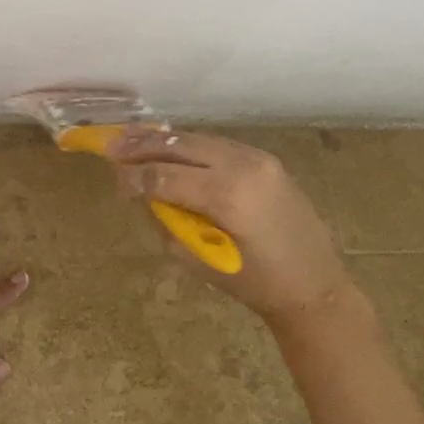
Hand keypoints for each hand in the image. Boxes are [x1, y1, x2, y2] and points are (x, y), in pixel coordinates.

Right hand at [108, 127, 346, 321]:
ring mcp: (257, 158)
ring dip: (162, 140)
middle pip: (180, 146)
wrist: (313, 285)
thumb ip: (168, 222)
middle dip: (142, 145)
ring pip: (198, 139)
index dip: (134, 176)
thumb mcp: (200, 260)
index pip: (165, 176)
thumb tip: (142, 195)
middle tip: (110, 145)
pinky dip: (188, 145)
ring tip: (130, 138)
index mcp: (228, 197)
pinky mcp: (264, 160)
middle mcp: (243, 167)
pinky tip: (168, 146)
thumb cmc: (254, 283)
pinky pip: (216, 144)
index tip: (113, 178)